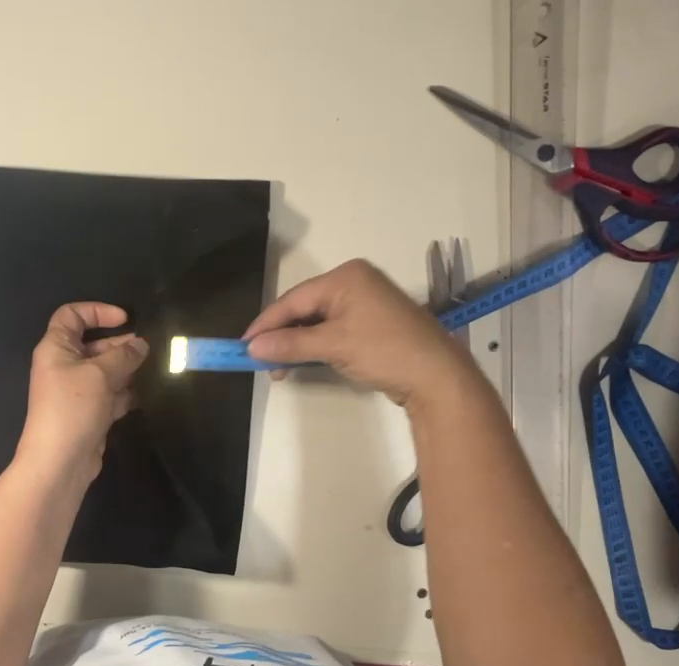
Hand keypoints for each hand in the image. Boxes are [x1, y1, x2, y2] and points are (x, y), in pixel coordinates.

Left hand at [15, 302, 148, 480]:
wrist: (60, 461)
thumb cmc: (73, 408)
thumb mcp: (100, 374)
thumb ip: (123, 356)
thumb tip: (141, 344)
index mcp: (56, 348)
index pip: (71, 315)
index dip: (97, 311)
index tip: (125, 319)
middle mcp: (64, 366)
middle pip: (95, 345)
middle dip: (121, 346)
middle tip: (149, 350)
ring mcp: (77, 392)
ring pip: (106, 372)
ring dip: (128, 371)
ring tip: (155, 370)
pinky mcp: (90, 414)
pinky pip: (111, 395)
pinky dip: (126, 394)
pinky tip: (148, 394)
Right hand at [243, 259, 474, 406]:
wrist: (435, 374)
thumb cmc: (384, 351)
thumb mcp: (333, 346)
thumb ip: (291, 344)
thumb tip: (253, 347)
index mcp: (345, 277)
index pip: (293, 299)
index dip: (266, 324)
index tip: (243, 347)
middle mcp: (353, 282)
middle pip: (303, 308)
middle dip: (280, 335)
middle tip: (260, 361)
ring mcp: (364, 303)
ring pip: (316, 321)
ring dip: (296, 344)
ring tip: (278, 368)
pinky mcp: (370, 323)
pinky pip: (331, 330)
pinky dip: (314, 346)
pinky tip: (301, 362)